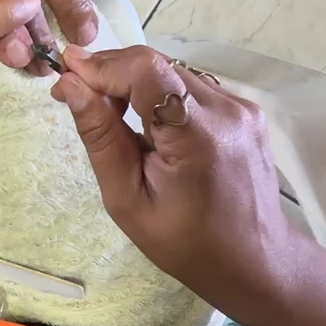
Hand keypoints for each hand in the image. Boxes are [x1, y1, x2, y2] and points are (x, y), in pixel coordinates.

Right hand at [50, 45, 304, 311]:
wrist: (258, 262)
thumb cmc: (187, 244)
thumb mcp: (128, 200)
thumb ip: (101, 138)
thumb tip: (70, 85)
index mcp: (197, 136)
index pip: (145, 69)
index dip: (102, 66)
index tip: (67, 76)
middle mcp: (225, 109)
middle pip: (156, 64)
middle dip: (110, 72)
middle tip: (76, 94)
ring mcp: (239, 105)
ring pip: (171, 70)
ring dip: (133, 81)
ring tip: (110, 111)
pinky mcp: (243, 108)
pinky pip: (189, 84)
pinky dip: (159, 92)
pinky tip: (147, 122)